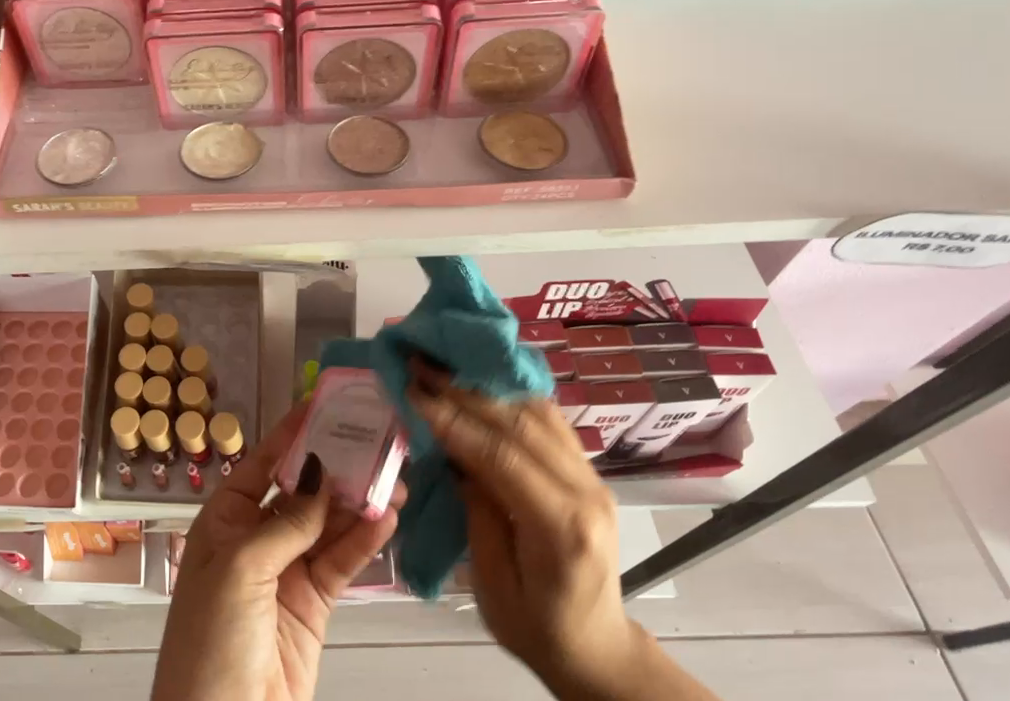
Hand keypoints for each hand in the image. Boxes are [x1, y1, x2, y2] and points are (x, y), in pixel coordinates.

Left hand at [152, 407, 404, 700]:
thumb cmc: (212, 639)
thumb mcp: (240, 569)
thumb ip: (285, 522)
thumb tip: (319, 473)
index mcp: (223, 520)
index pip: (262, 465)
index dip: (292, 435)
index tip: (324, 405)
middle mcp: (254, 539)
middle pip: (301, 492)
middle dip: (336, 468)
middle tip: (376, 445)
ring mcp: (286, 571)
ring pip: (327, 525)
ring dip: (358, 503)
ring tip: (395, 480)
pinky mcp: (313, 603)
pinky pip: (341, 562)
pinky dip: (364, 541)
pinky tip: (387, 520)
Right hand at [407, 363, 702, 700]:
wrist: (595, 647)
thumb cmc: (536, 628)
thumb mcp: (492, 584)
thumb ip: (478, 513)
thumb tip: (454, 453)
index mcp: (562, 527)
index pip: (502, 456)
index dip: (455, 420)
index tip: (414, 391)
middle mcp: (586, 491)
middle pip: (520, 424)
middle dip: (464, 391)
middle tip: (420, 363)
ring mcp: (592, 477)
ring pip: (538, 413)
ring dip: (487, 384)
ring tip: (444, 363)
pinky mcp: (587, 470)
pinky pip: (549, 421)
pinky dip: (512, 396)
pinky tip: (482, 381)